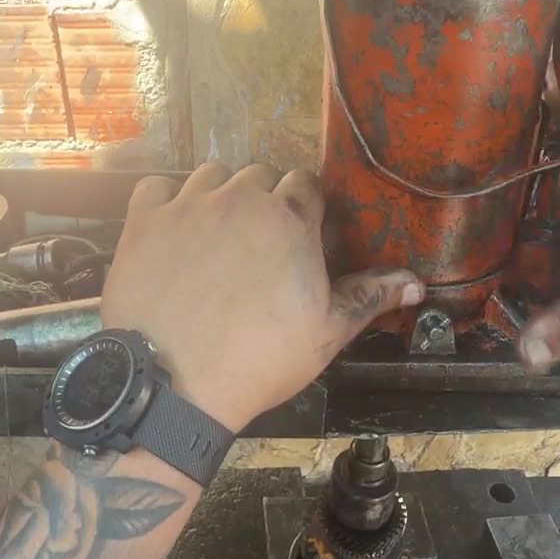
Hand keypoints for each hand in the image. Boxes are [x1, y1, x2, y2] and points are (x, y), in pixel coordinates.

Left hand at [103, 163, 422, 430]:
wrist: (174, 383)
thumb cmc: (259, 360)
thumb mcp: (325, 333)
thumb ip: (369, 297)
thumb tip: (415, 282)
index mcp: (290, 220)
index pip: (305, 184)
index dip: (304, 206)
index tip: (298, 232)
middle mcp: (240, 199)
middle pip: (259, 176)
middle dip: (263, 201)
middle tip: (257, 243)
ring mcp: (189, 205)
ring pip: (211, 175)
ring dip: (219, 195)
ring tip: (216, 235)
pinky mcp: (144, 220)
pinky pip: (156, 188)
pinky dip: (166, 201)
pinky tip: (172, 228)